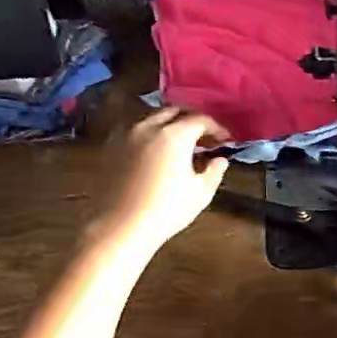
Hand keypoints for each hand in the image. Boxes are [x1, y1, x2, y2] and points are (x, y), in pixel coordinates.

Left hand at [93, 108, 230, 251]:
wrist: (120, 226)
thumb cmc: (166, 211)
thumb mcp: (201, 193)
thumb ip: (214, 171)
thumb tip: (220, 159)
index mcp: (174, 135)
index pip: (200, 119)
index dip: (216, 127)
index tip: (225, 139)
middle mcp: (149, 125)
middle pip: (175, 110)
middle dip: (192, 120)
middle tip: (203, 138)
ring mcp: (126, 133)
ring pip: (152, 117)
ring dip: (170, 124)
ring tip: (179, 143)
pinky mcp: (111, 145)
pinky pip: (135, 129)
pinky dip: (150, 133)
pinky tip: (155, 151)